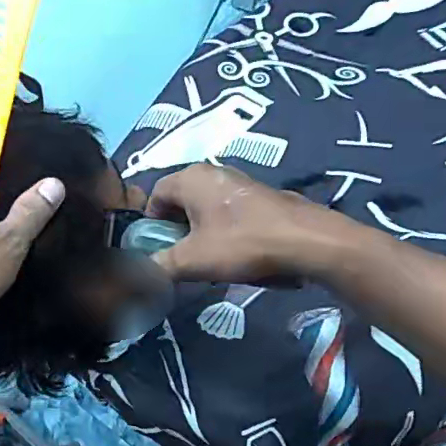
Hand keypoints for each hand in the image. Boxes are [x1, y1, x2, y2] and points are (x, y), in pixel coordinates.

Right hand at [145, 163, 348, 283]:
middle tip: (183, 259)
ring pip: (207, 210)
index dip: (151, 225)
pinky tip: (238, 256)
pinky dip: (227, 233)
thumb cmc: (241, 243)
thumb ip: (160, 265)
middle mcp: (213, 171)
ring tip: (211, 262)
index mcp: (190, 177)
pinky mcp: (261, 197)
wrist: (304, 240)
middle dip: (178, 232)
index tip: (157, 251)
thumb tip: (140, 273)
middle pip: (181, 203)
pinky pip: (231, 215)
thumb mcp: (192, 260)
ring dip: (203, 235)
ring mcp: (240, 182)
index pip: (154, 196)